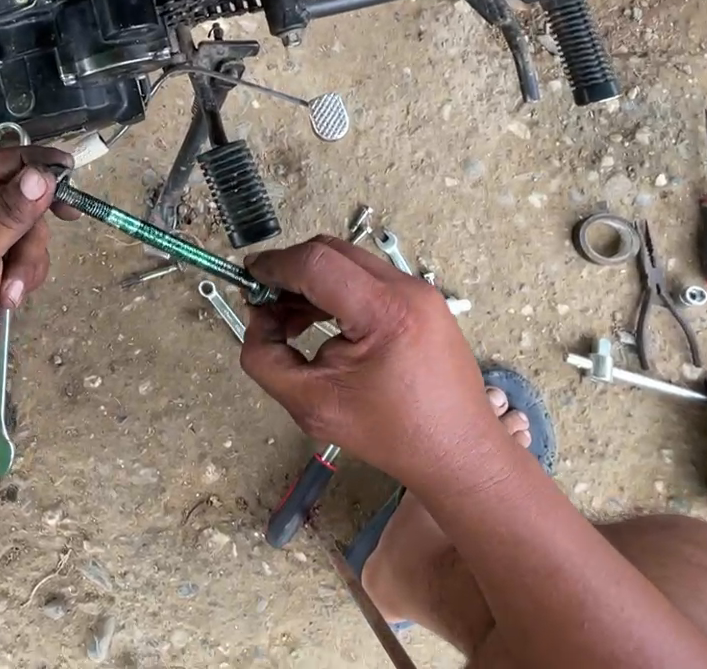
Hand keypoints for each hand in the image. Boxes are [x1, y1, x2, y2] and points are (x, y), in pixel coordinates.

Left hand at [0, 147, 67, 394]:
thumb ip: (9, 212)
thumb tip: (42, 174)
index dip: (27, 163)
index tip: (66, 167)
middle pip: (16, 200)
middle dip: (28, 228)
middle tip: (56, 226)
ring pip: (26, 232)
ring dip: (26, 261)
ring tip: (10, 290)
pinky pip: (26, 260)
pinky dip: (24, 277)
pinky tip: (9, 301)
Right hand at [239, 236, 509, 492]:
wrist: (460, 455)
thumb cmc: (389, 434)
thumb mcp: (310, 404)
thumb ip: (265, 358)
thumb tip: (257, 319)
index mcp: (385, 311)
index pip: (315, 262)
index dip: (273, 265)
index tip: (246, 279)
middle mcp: (406, 288)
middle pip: (329, 251)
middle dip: (288, 269)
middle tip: (262, 301)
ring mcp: (419, 291)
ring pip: (346, 261)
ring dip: (309, 279)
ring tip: (285, 318)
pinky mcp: (421, 300)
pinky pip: (364, 278)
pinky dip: (332, 289)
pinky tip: (316, 321)